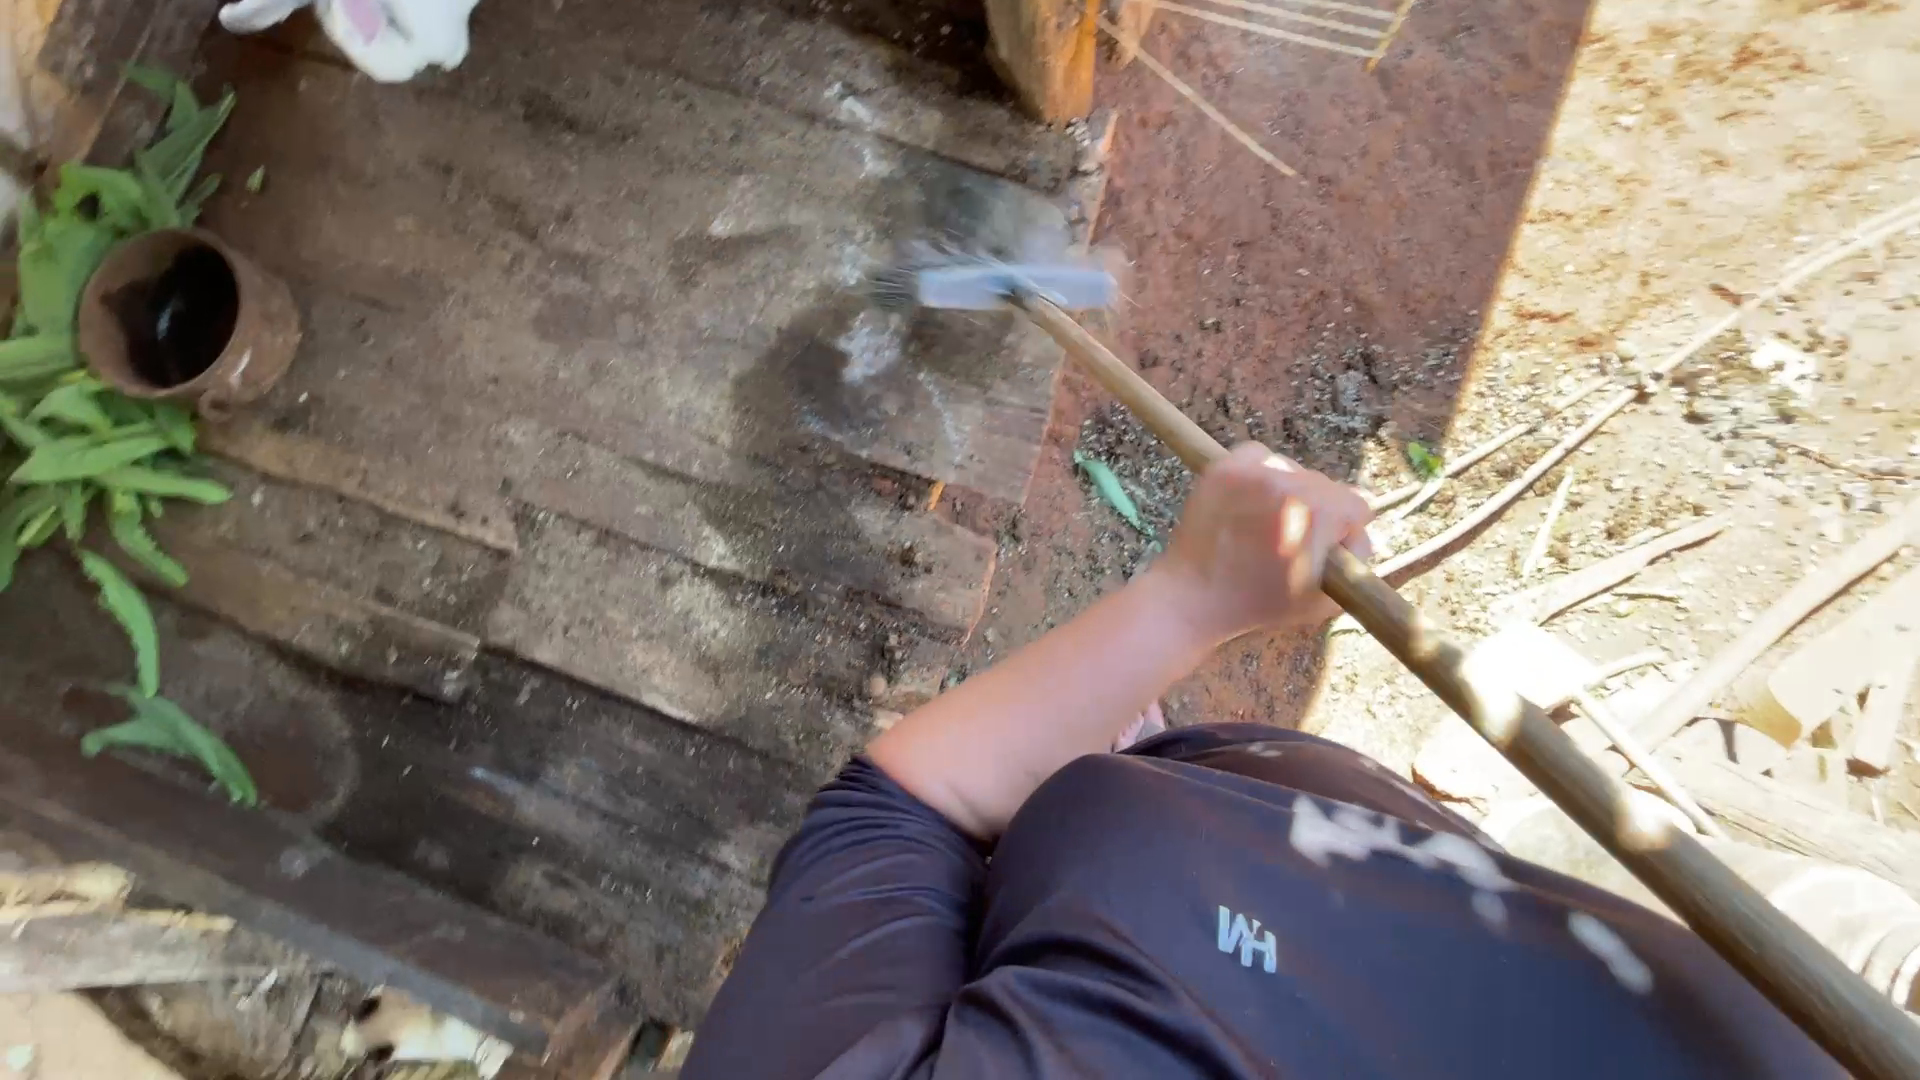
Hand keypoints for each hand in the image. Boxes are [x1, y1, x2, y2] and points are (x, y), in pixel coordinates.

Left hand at [1151, 443, 1373, 642]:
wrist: (1192, 597)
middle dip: (1318, 512)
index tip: (1326, 549)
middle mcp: (1287, 484)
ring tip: (1268, 521)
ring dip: (1289, 491)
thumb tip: (1358, 534)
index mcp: (1318, 512)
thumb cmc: (1258, 603)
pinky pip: (1258, 455)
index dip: (1346, 532)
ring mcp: (1251, 473)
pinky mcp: (1223, 469)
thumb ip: (1355, 561)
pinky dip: (1260, 472)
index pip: (1357, 505)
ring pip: (1293, 471)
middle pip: (1325, 487)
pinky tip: (1253, 499)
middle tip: (1293, 539)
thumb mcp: (1324, 597)